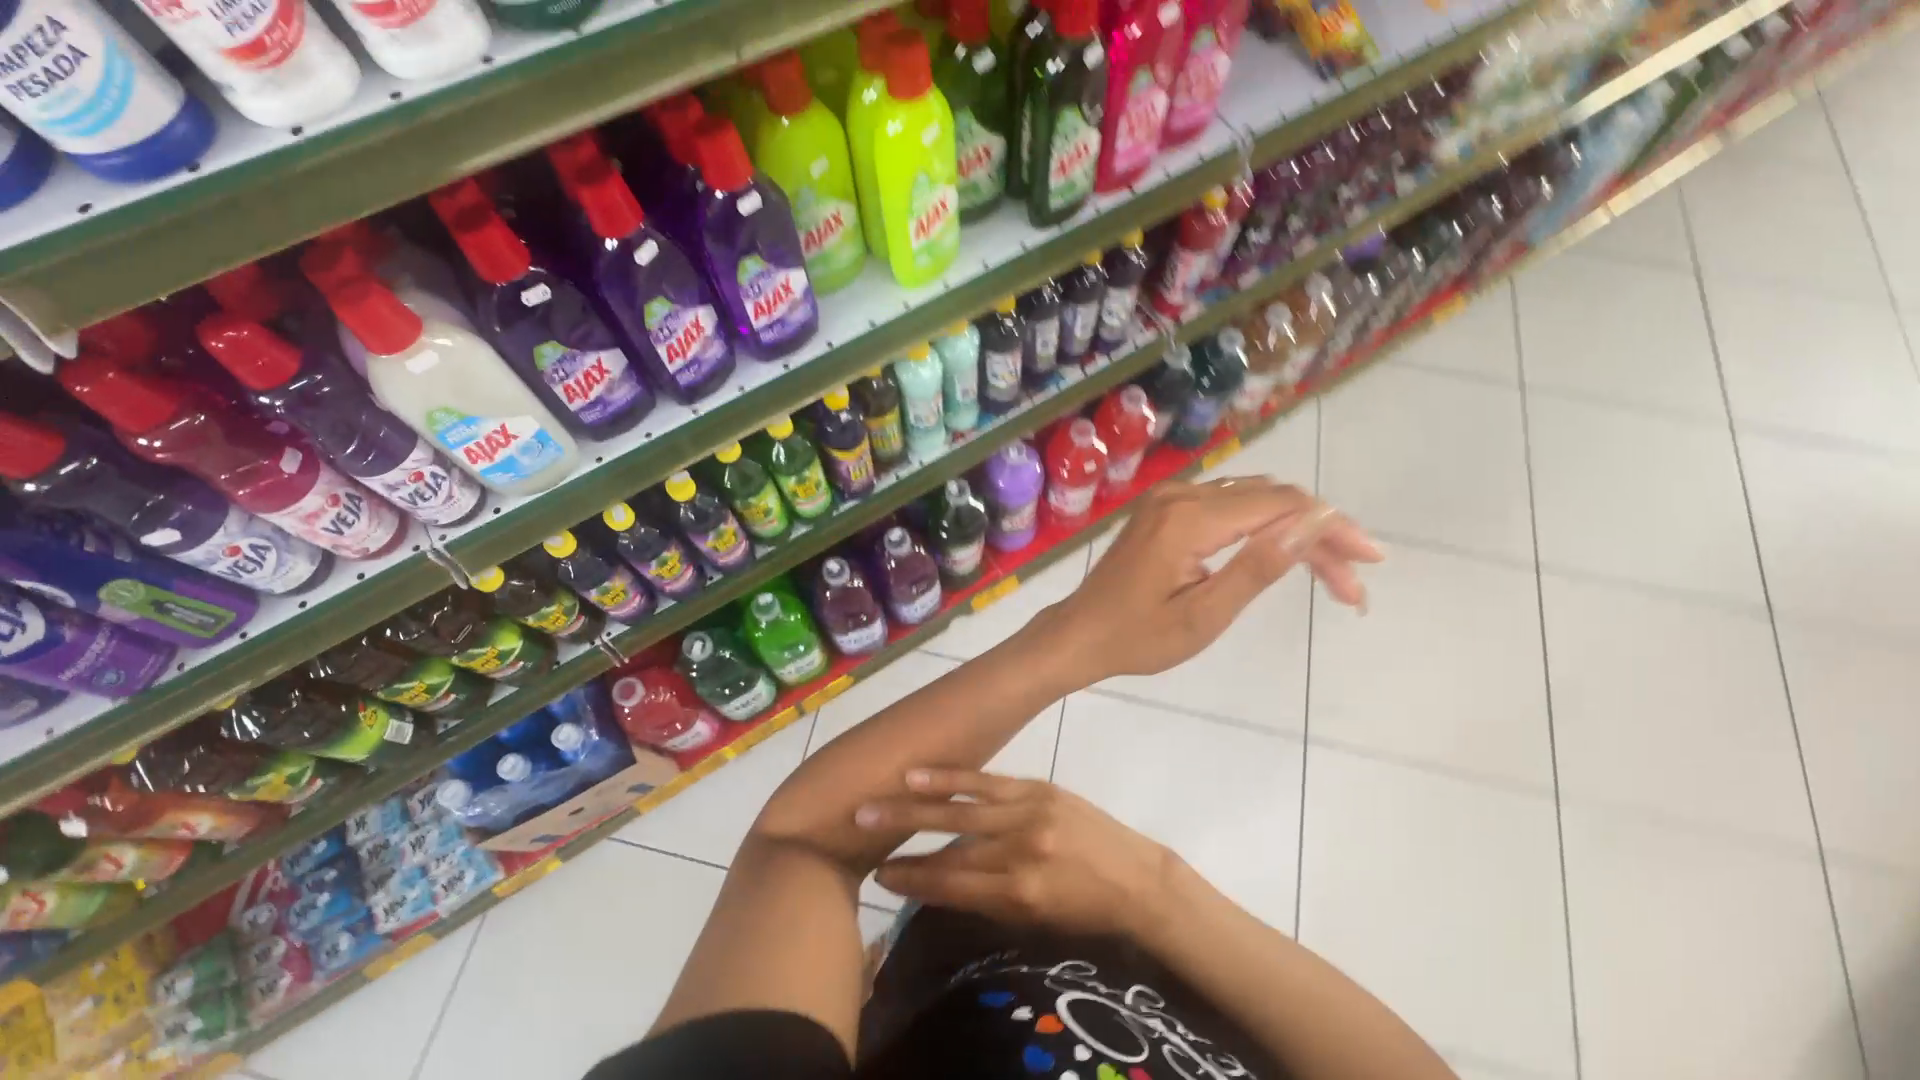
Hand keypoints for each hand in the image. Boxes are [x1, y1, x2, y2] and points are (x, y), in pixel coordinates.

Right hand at [856, 768, 1172, 939]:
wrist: (1138, 879)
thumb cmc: (1084, 911)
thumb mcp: (1034, 919)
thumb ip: (984, 900)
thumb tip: (933, 882)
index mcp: (1019, 893)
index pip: (951, 885)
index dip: (911, 881)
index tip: (878, 875)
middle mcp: (1020, 851)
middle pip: (949, 846)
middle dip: (901, 841)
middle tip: (858, 829)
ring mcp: (1030, 814)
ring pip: (960, 810)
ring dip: (913, 806)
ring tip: (874, 801)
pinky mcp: (1039, 789)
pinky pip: (987, 783)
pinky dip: (951, 779)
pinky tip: (917, 775)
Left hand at [1046, 475, 1381, 679]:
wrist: (1079, 634)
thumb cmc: (1137, 638)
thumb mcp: (1202, 616)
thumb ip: (1257, 568)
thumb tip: (1312, 524)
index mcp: (1188, 520)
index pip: (1280, 505)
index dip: (1331, 528)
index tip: (1369, 562)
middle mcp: (1180, 495)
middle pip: (1271, 499)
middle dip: (1320, 535)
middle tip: (1353, 585)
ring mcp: (1169, 498)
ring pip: (1253, 499)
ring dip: (1295, 530)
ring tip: (1331, 575)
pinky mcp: (1165, 509)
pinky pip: (1228, 504)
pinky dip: (1263, 526)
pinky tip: (1284, 554)